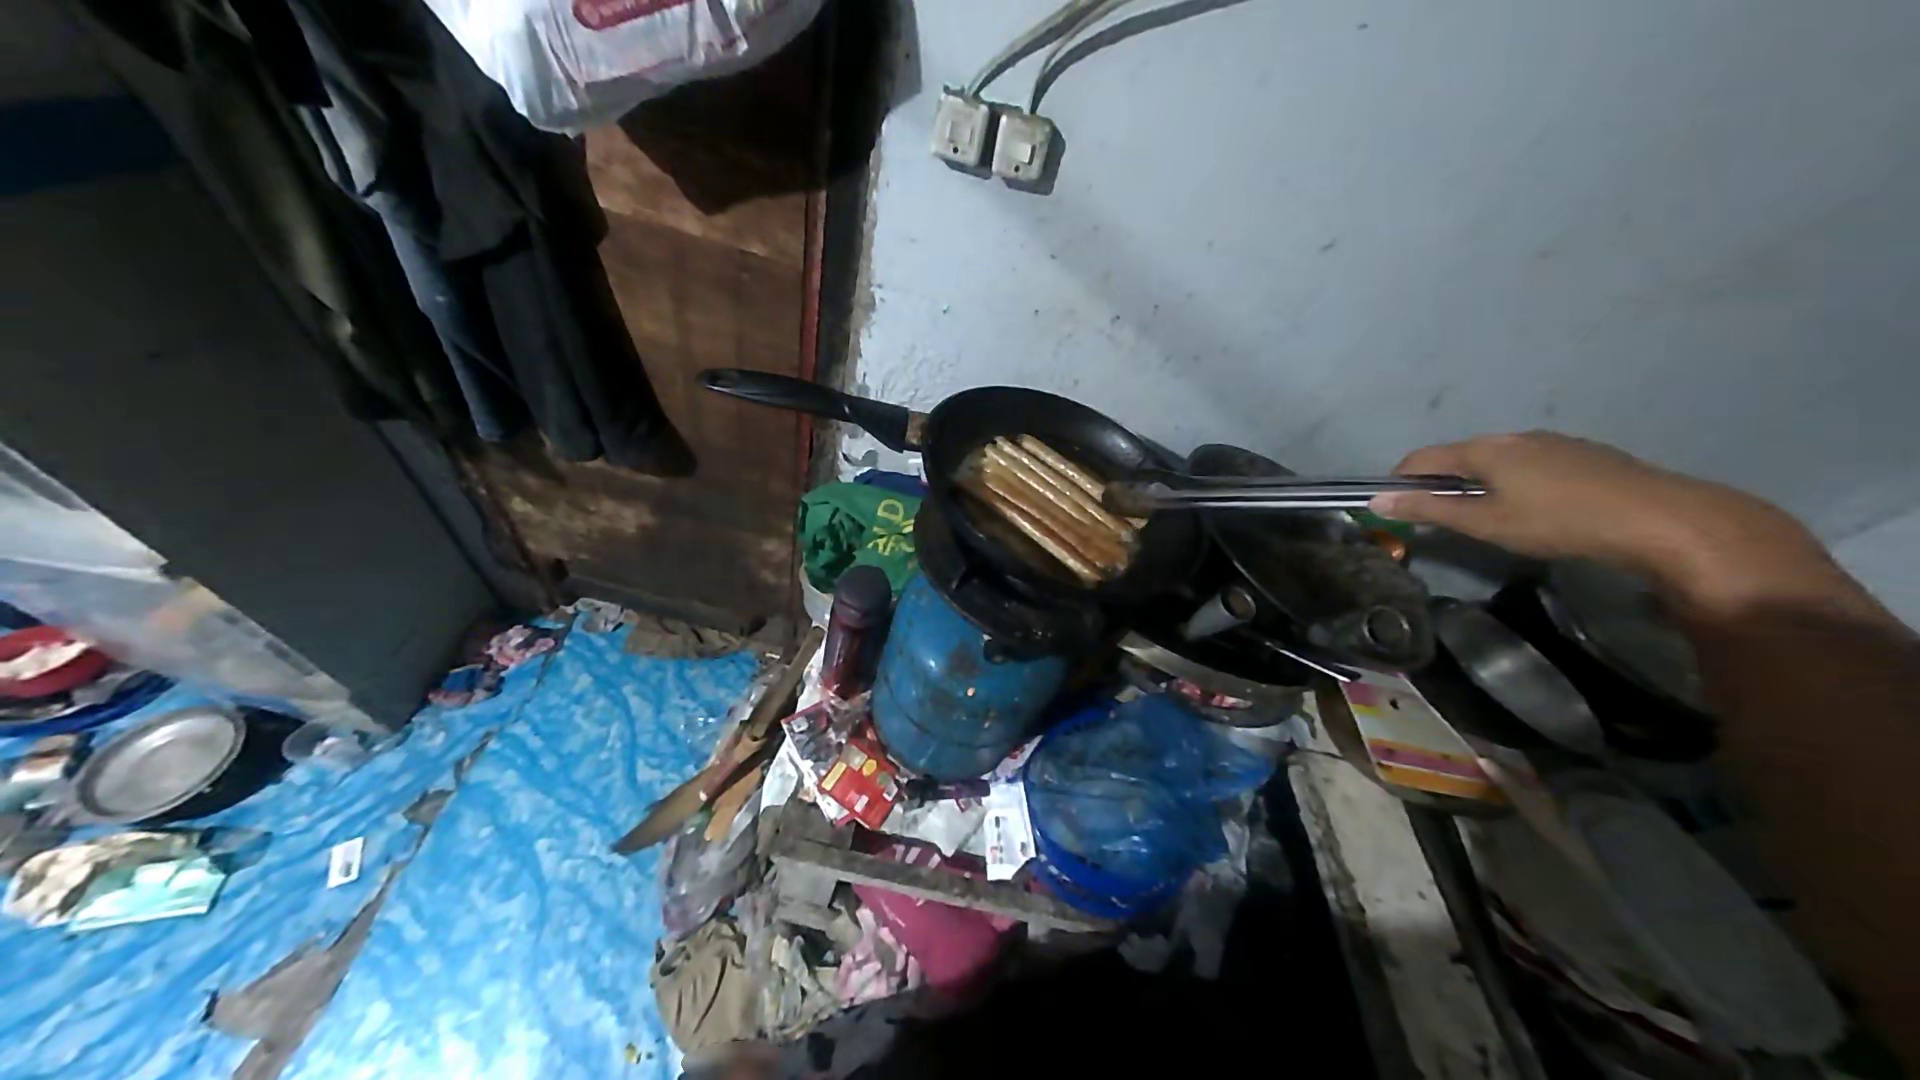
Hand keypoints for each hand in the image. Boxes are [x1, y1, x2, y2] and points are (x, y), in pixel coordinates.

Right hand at [1371, 432, 1833, 610]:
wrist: (1662, 519)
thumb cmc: (1559, 522)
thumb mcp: (1485, 522)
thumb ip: (1429, 509)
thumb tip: (1377, 500)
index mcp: (1484, 449)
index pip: (1422, 457)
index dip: (1401, 480)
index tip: (1398, 507)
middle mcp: (1513, 436)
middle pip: (1458, 455)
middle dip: (1439, 482)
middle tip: (1442, 518)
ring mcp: (1552, 442)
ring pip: (1495, 458)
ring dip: (1477, 482)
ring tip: (1487, 516)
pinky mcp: (1583, 454)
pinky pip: (1528, 462)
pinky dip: (1511, 480)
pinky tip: (1533, 508)